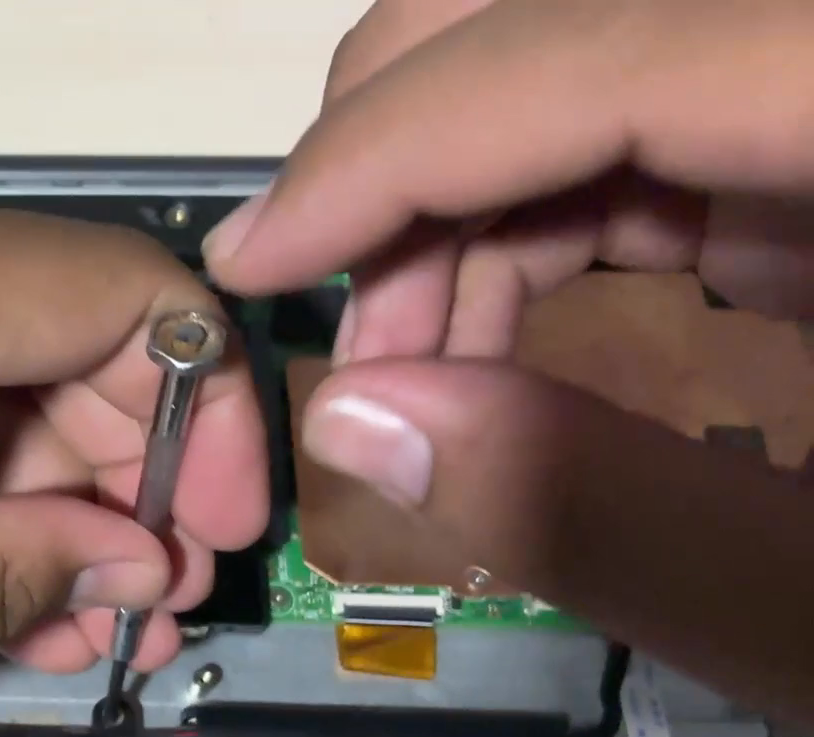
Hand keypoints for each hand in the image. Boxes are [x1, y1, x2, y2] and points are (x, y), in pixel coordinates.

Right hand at [202, 0, 813, 720]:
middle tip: (364, 318)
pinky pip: (667, 89)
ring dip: (471, 199)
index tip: (248, 262)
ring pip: (598, 39)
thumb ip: (600, 510)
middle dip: (412, 149)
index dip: (380, 151)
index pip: (605, 44)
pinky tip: (558, 316)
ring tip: (447, 356)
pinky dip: (560, 205)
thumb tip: (356, 425)